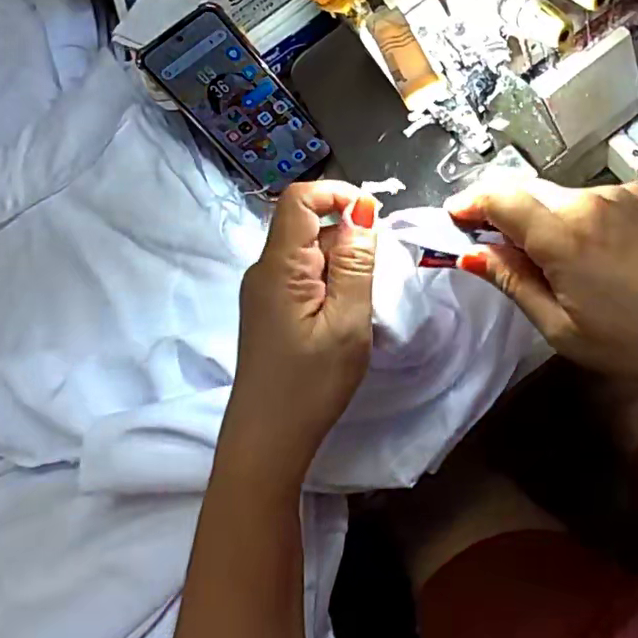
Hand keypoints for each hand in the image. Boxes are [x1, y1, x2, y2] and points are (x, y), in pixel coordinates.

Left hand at [229, 181, 380, 481]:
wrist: (267, 443)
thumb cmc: (310, 384)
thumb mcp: (347, 322)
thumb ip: (357, 262)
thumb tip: (363, 208)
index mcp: (279, 266)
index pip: (299, 198)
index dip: (337, 193)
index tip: (373, 218)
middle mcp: (265, 269)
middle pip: (307, 224)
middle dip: (347, 237)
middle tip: (372, 281)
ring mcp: (264, 290)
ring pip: (309, 250)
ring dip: (342, 262)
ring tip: (357, 307)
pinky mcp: (270, 308)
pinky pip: (304, 274)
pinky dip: (330, 281)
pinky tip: (342, 316)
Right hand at [446, 179, 637, 382]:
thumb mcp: (567, 330)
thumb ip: (515, 284)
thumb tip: (473, 255)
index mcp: (561, 232)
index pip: (498, 198)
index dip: (469, 204)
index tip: (454, 221)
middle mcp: (586, 199)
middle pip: (527, 193)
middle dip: (503, 214)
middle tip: (500, 252)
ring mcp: (619, 193)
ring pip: (560, 198)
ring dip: (544, 221)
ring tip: (561, 268)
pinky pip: (593, 202)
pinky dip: (578, 221)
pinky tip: (602, 258)